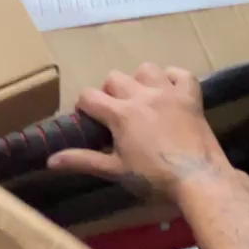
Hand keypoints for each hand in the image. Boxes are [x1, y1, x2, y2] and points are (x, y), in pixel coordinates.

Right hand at [48, 64, 234, 195]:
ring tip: (141, 100)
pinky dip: (172, 78)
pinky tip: (168, 92)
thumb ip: (82, 160)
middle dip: (109, 93)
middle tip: (115, 115)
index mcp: (120, 113)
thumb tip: (49, 161)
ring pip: (145, 69)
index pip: (88, 96)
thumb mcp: (114, 171)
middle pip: (113, 78)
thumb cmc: (153, 177)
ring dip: (139, 81)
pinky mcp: (191, 97)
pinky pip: (181, 74)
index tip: (89, 122)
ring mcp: (168, 93)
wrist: (199, 179)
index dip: (84, 107)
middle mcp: (141, 96)